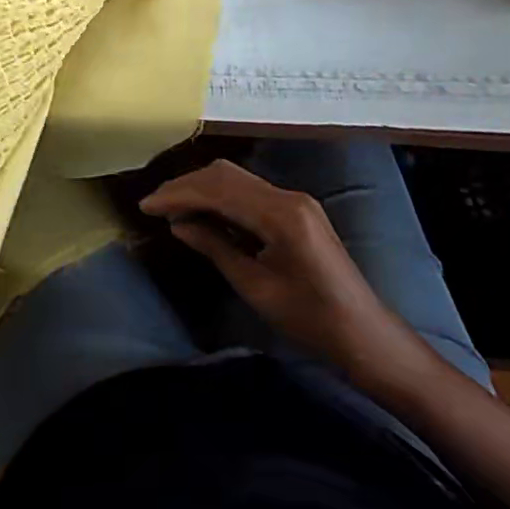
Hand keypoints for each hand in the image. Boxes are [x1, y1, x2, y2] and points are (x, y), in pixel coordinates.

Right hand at [140, 161, 418, 367]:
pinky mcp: (296, 209)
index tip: (145, 206)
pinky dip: (220, 198)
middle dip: (185, 186)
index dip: (178, 194)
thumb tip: (178, 224)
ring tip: (170, 208)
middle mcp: (288, 196)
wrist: (364, 333)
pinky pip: (249, 192)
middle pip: (226, 175)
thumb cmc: (310, 320)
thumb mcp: (255, 287)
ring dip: (201, 188)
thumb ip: (215, 248)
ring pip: (236, 179)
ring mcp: (294, 200)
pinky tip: (202, 213)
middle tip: (153, 205)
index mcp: (281, 215)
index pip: (218, 190)